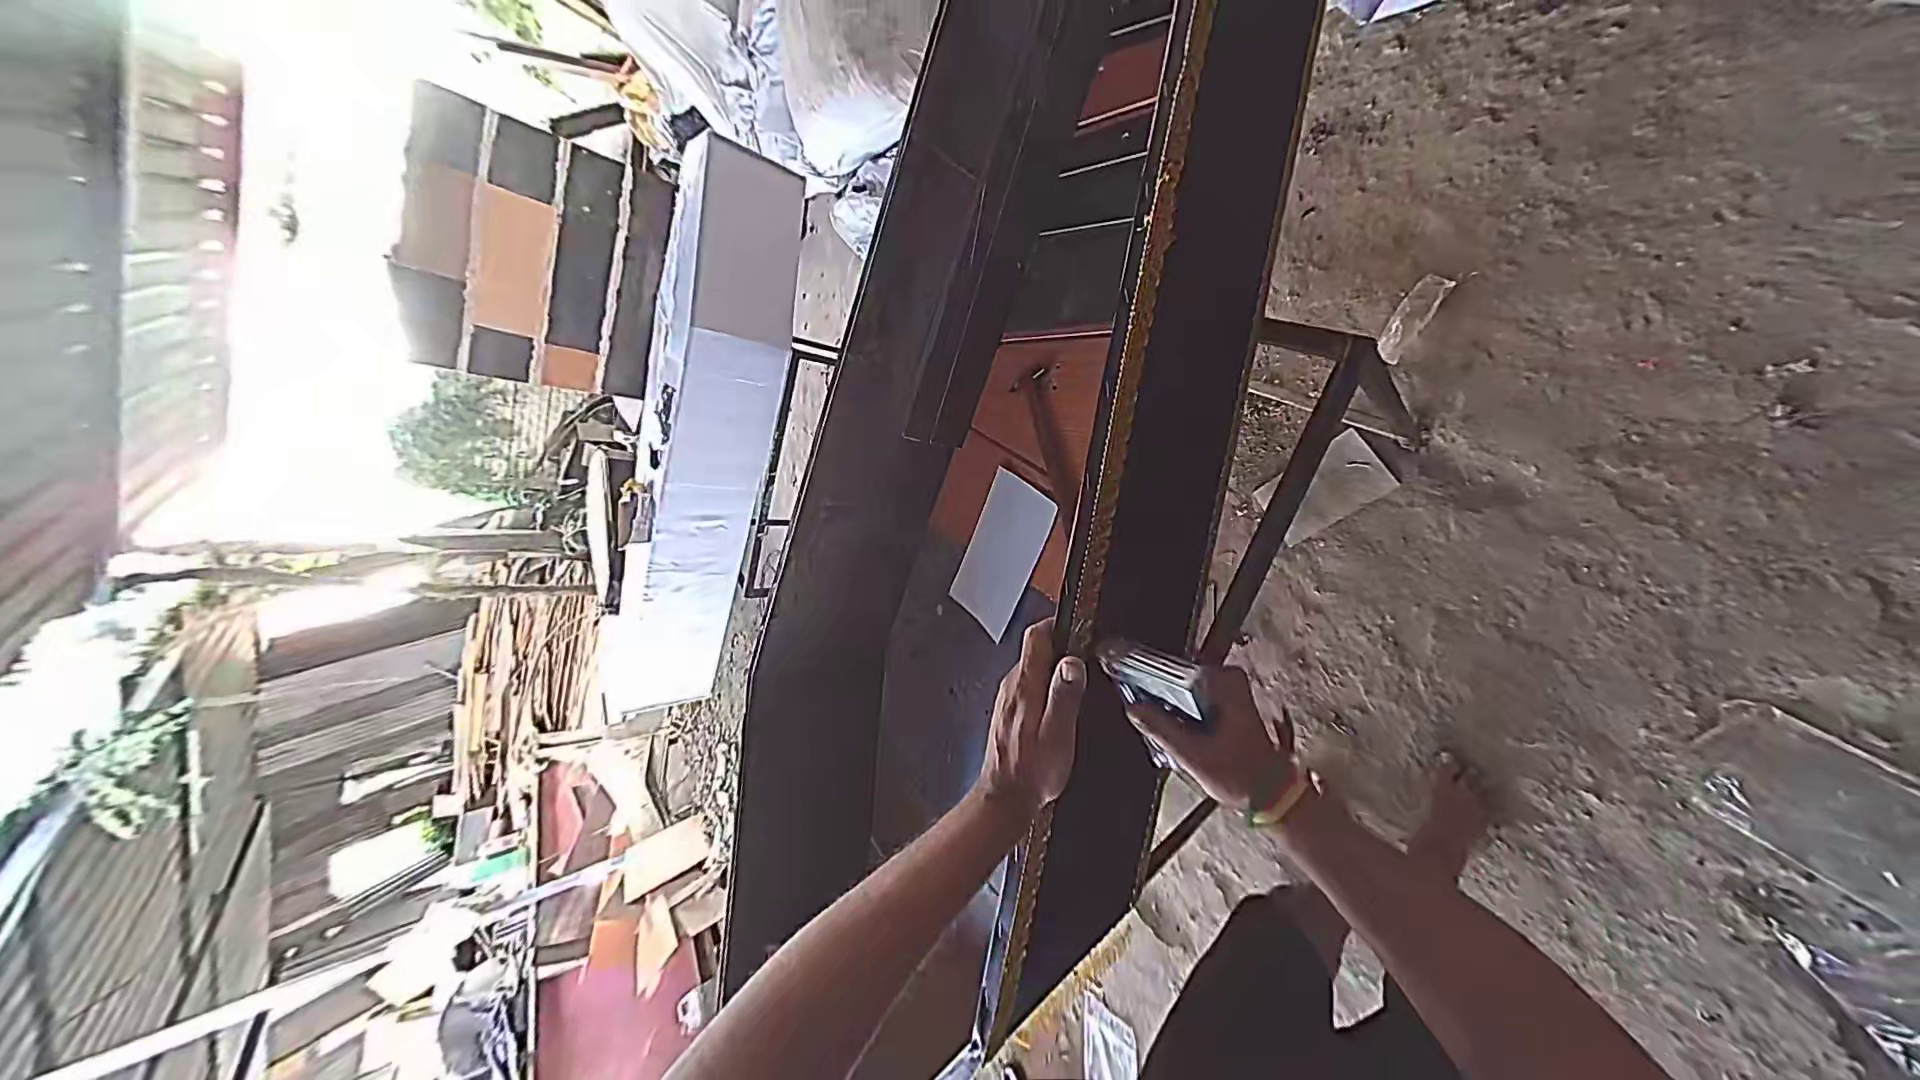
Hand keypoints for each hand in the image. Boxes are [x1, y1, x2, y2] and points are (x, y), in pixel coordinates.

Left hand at [978, 618, 1086, 817]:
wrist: (1005, 797)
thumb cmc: (1032, 772)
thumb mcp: (1058, 734)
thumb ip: (1064, 695)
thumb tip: (1072, 662)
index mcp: (1025, 686)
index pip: (1036, 636)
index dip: (1057, 623)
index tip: (1076, 625)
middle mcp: (1012, 686)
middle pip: (1035, 648)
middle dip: (1061, 646)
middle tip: (1086, 655)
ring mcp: (1008, 696)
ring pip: (1033, 666)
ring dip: (1054, 666)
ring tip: (1077, 679)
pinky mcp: (1009, 709)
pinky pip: (1029, 684)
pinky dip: (1046, 684)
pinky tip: (1059, 703)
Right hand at [1125, 666, 1294, 810]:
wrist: (1271, 795)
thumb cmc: (1242, 774)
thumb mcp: (1192, 754)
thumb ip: (1160, 728)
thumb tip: (1133, 708)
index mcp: (1223, 683)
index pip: (1171, 668)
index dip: (1144, 674)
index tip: (1122, 674)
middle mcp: (1227, 679)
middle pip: (1173, 676)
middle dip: (1154, 693)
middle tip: (1138, 710)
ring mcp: (1227, 689)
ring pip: (1179, 688)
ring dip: (1164, 704)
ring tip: (1151, 722)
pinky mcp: (1224, 701)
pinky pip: (1188, 697)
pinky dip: (1176, 711)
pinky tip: (1168, 728)